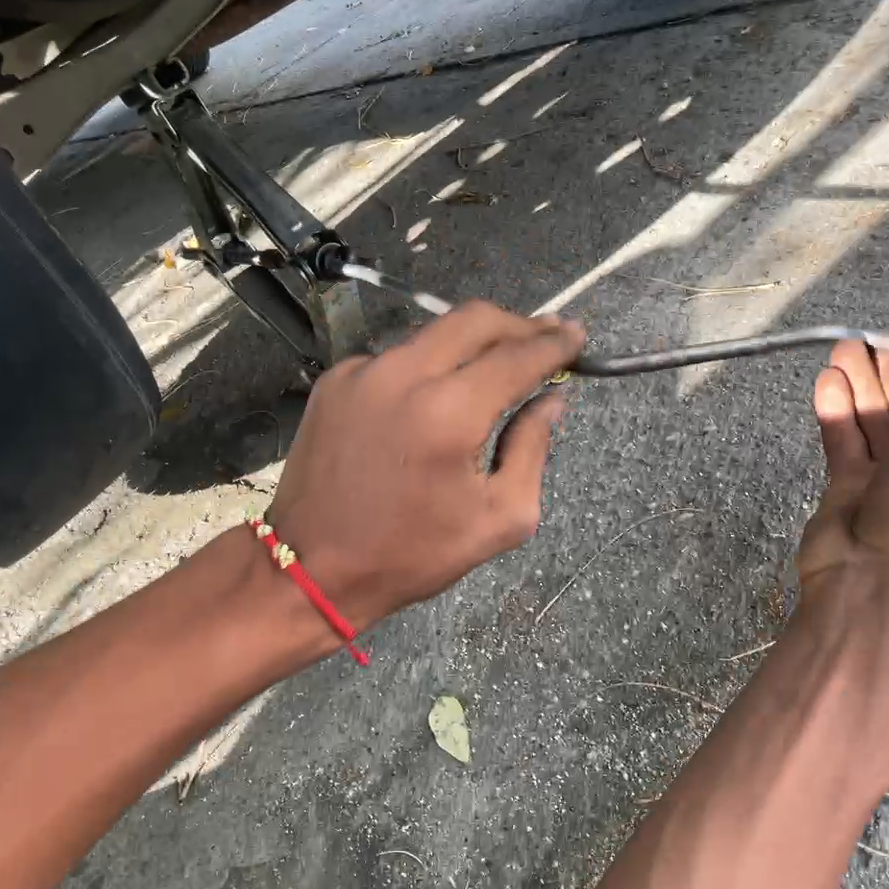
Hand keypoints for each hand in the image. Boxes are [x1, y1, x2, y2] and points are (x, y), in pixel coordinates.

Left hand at [264, 301, 584, 627]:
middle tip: (546, 338)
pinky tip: (434, 397)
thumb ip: (532, 449)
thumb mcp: (499, 519)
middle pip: (475, 320)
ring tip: (496, 366)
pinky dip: (427, 367)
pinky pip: (396, 358)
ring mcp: (362, 372)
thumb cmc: (413, 554)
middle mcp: (403, 375)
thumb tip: (551, 401)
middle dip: (519, 324)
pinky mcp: (335, 381)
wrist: (311, 569)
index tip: (578, 336)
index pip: (517, 356)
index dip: (555, 343)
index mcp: (449, 413)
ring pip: (433, 334)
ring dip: (472, 343)